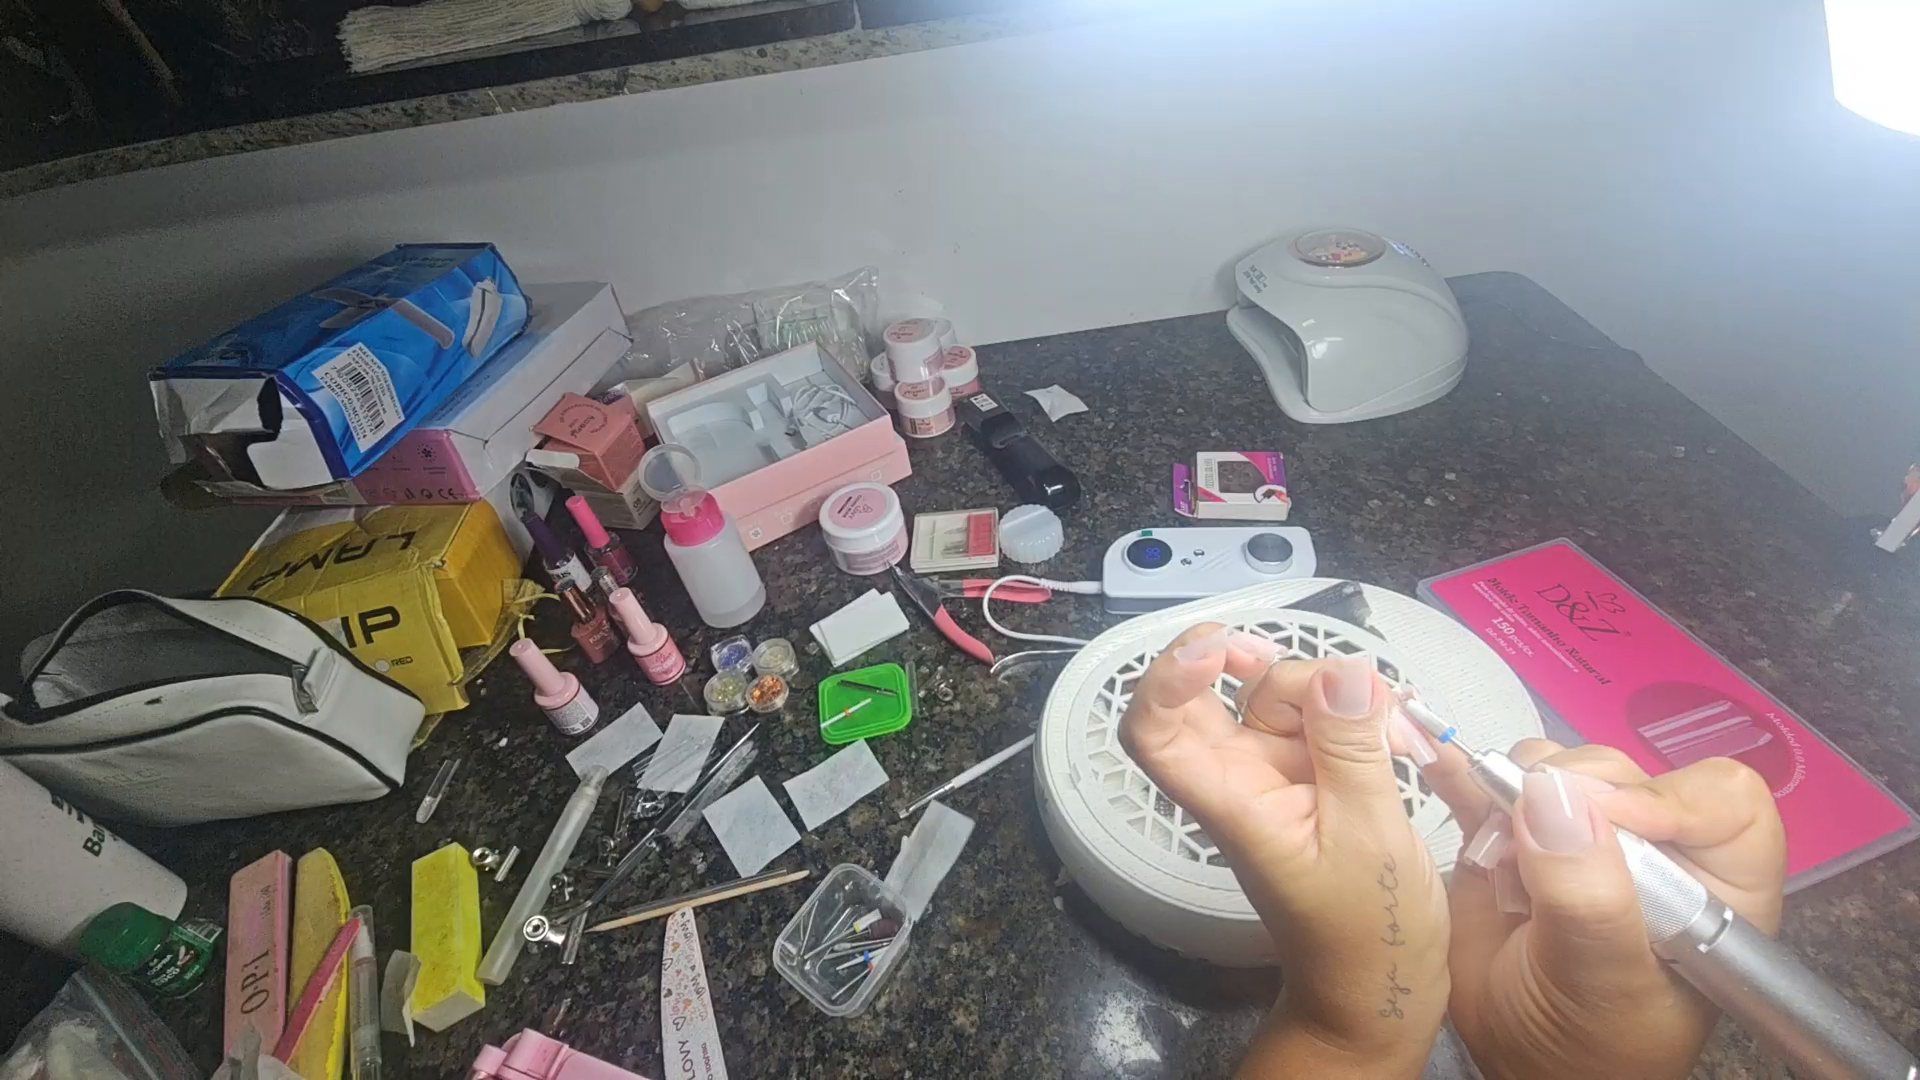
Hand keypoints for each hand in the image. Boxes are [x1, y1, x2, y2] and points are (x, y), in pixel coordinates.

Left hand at [1119, 625, 1449, 1075]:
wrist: (1381, 979)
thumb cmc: (1367, 930)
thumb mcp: (1370, 837)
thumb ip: (1351, 751)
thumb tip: (1341, 671)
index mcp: (1226, 797)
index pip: (1153, 733)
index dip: (1164, 681)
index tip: (1210, 652)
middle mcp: (1233, 771)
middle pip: (1206, 693)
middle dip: (1248, 662)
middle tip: (1313, 670)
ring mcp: (1266, 764)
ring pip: (1266, 692)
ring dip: (1327, 690)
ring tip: (1394, 727)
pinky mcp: (1302, 763)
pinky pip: (1312, 711)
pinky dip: (1350, 706)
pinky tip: (1395, 729)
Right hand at [1424, 739, 1787, 1079]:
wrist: (1509, 1054)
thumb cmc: (1586, 1038)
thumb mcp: (1600, 979)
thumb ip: (1587, 897)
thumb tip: (1551, 795)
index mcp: (1705, 885)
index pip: (1717, 800)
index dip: (1666, 795)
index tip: (1603, 817)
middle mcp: (1641, 848)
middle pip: (1612, 772)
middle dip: (1564, 791)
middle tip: (1524, 837)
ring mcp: (1564, 836)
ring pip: (1543, 767)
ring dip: (1506, 786)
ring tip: (1491, 846)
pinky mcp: (1499, 831)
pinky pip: (1477, 780)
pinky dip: (1454, 765)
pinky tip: (1433, 756)